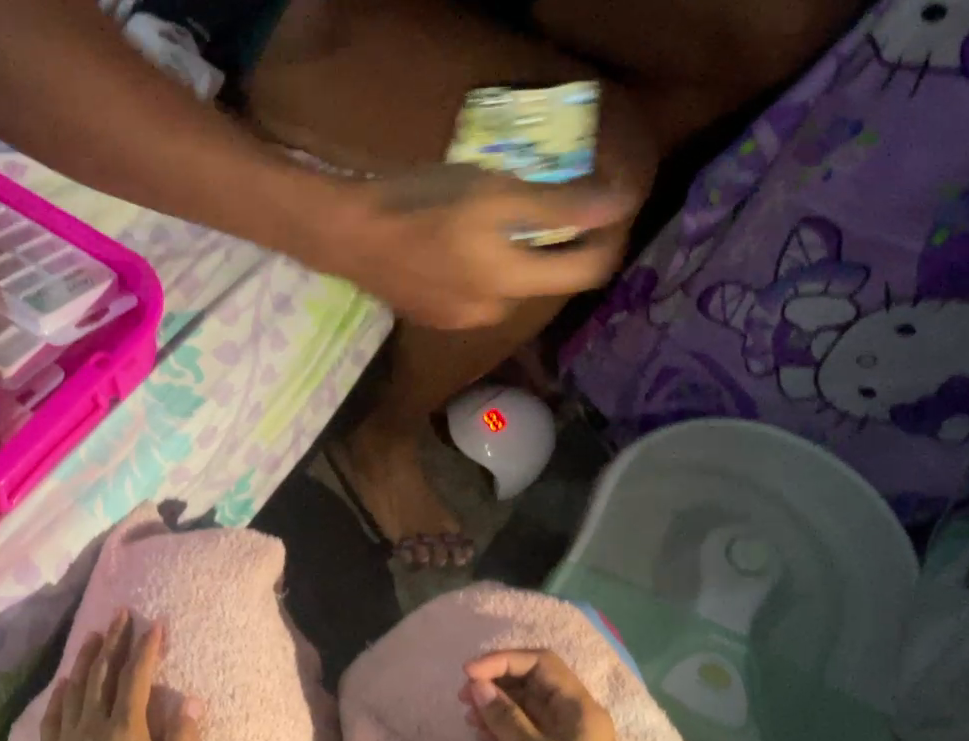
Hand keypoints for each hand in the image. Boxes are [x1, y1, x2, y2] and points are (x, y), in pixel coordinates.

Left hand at [41, 610, 202, 740]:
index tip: (155, 623)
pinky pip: (52, 718)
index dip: (146, 648)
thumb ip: (182, 740)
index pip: (136, 677)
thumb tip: (190, 698)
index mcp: (125, 733)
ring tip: (95, 636)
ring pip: (75, 690)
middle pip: (102, 675)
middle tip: (122, 615)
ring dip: (86, 660)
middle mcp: (91, 729)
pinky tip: (64, 684)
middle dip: (114, 641)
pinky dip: (59, 695)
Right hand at [308, 84, 654, 330]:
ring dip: (517, 256)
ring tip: (496, 221)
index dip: (609, 237)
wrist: (348, 237)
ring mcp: (459, 320)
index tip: (609, 202)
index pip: (588, 271)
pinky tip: (458, 245)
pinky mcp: (432, 317)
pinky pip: (476, 295)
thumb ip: (558, 205)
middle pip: (547, 279)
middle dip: (556, 243)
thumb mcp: (495, 193)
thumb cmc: (421, 205)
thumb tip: (620, 206)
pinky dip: (483, 270)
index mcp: (513, 282)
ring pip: (510, 286)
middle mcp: (493, 312)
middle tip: (544, 199)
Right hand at [462, 649, 625, 740]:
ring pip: (523, 703)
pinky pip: (520, 726)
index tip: (467, 672)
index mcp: (583, 711)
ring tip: (467, 715)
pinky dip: (498, 722)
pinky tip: (478, 731)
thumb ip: (506, 717)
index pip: (542, 664)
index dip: (504, 661)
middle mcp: (575, 719)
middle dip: (496, 680)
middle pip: (532, 680)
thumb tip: (476, 685)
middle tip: (462, 695)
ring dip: (494, 701)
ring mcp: (561, 739)